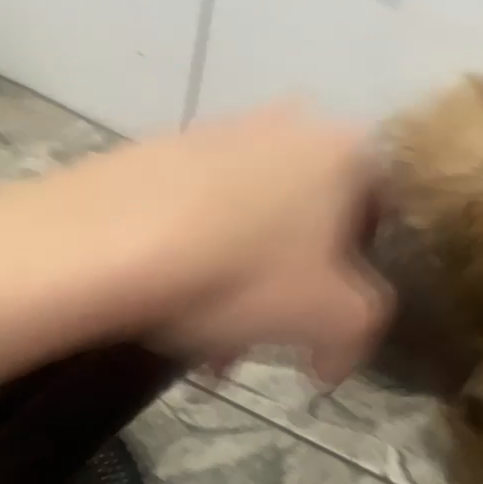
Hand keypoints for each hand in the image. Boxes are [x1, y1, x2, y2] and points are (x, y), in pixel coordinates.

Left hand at [48, 103, 391, 382]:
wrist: (97, 241)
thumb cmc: (241, 270)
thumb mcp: (333, 317)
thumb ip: (362, 333)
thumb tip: (333, 358)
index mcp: (349, 151)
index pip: (386, 210)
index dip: (365, 270)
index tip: (334, 311)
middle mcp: (298, 125)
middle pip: (317, 215)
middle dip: (299, 279)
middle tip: (271, 332)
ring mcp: (228, 128)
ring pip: (260, 214)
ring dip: (249, 274)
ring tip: (212, 337)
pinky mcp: (168, 145)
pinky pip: (208, 206)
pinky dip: (204, 251)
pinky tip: (174, 303)